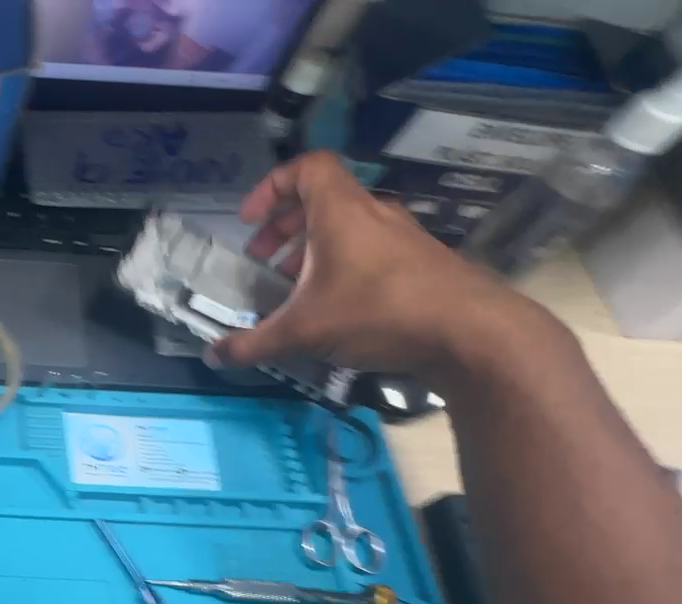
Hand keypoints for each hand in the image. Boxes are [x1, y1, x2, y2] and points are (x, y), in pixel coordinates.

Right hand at [211, 152, 572, 390]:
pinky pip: (365, 249)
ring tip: (288, 285)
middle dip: (282, 226)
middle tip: (260, 259)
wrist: (469, 332)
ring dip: (308, 248)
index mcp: (340, 214)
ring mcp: (398, 237)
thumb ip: (250, 344)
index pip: (306, 169)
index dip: (271, 187)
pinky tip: (327, 305)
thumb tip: (213, 356)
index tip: (249, 221)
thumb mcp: (299, 334)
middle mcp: (371, 215)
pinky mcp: (415, 262)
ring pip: (343, 226)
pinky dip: (336, 265)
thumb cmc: (377, 314)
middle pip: (320, 199)